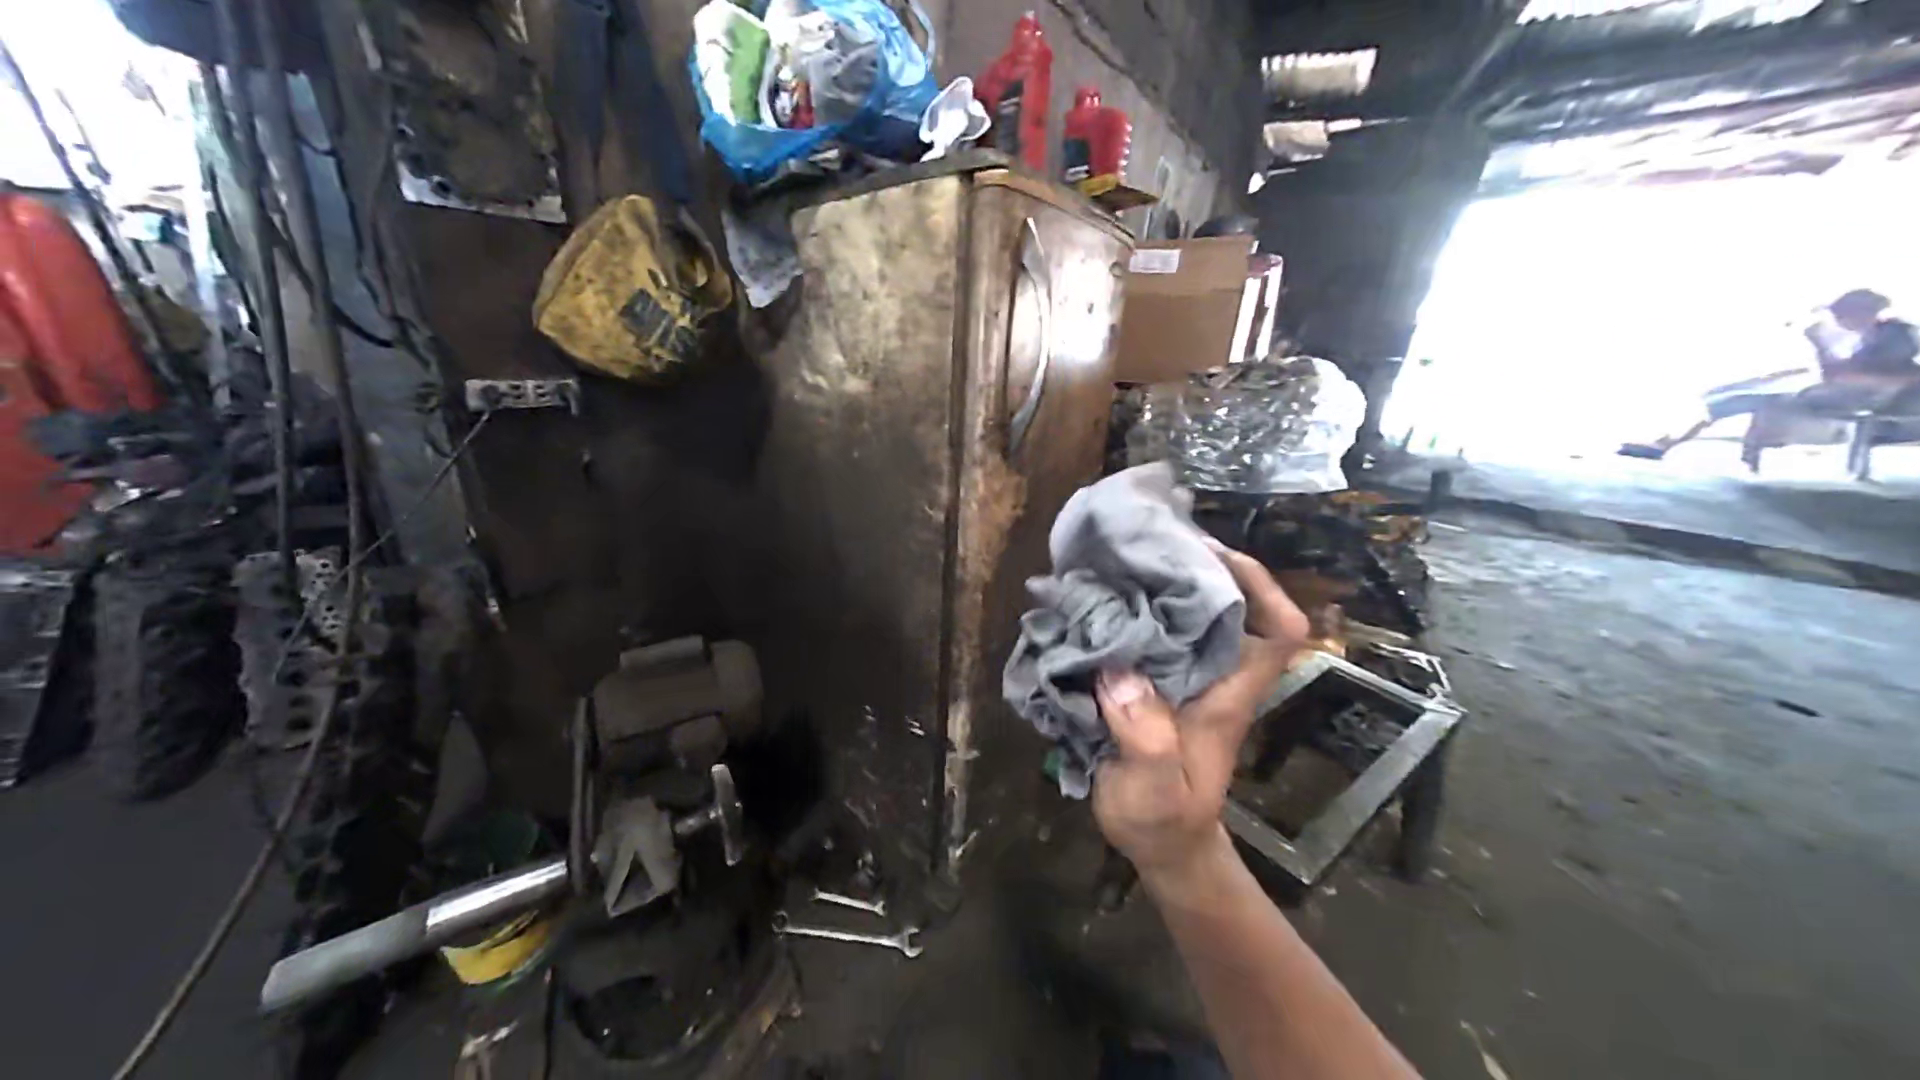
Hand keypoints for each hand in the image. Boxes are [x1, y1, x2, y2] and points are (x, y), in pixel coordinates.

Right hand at [1092, 544, 1308, 883]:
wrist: (1161, 846)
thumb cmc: (1164, 822)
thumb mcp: (1154, 792)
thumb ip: (1145, 740)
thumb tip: (1119, 674)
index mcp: (1227, 695)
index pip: (1278, 632)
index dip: (1261, 586)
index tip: (1212, 555)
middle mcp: (1213, 677)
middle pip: (1230, 608)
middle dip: (1198, 569)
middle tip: (1148, 543)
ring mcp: (1185, 679)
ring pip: (1188, 617)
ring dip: (1159, 586)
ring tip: (1117, 561)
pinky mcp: (1155, 685)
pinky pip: (1151, 636)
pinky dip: (1130, 613)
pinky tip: (1096, 602)